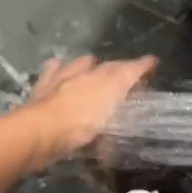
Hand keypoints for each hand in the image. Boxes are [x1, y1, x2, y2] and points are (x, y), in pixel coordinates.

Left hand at [20, 55, 156, 156]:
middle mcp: (86, 75)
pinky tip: (56, 66)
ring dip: (88, 64)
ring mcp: (63, 78)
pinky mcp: (44, 85)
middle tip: (122, 74)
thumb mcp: (107, 130)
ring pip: (80, 63)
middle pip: (105, 66)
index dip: (141, 66)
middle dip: (116, 67)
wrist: (40, 129)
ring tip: (92, 67)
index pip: (128, 70)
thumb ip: (116, 124)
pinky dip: (57, 67)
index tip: (151, 62)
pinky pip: (52, 70)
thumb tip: (121, 128)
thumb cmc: (79, 128)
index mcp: (107, 83)